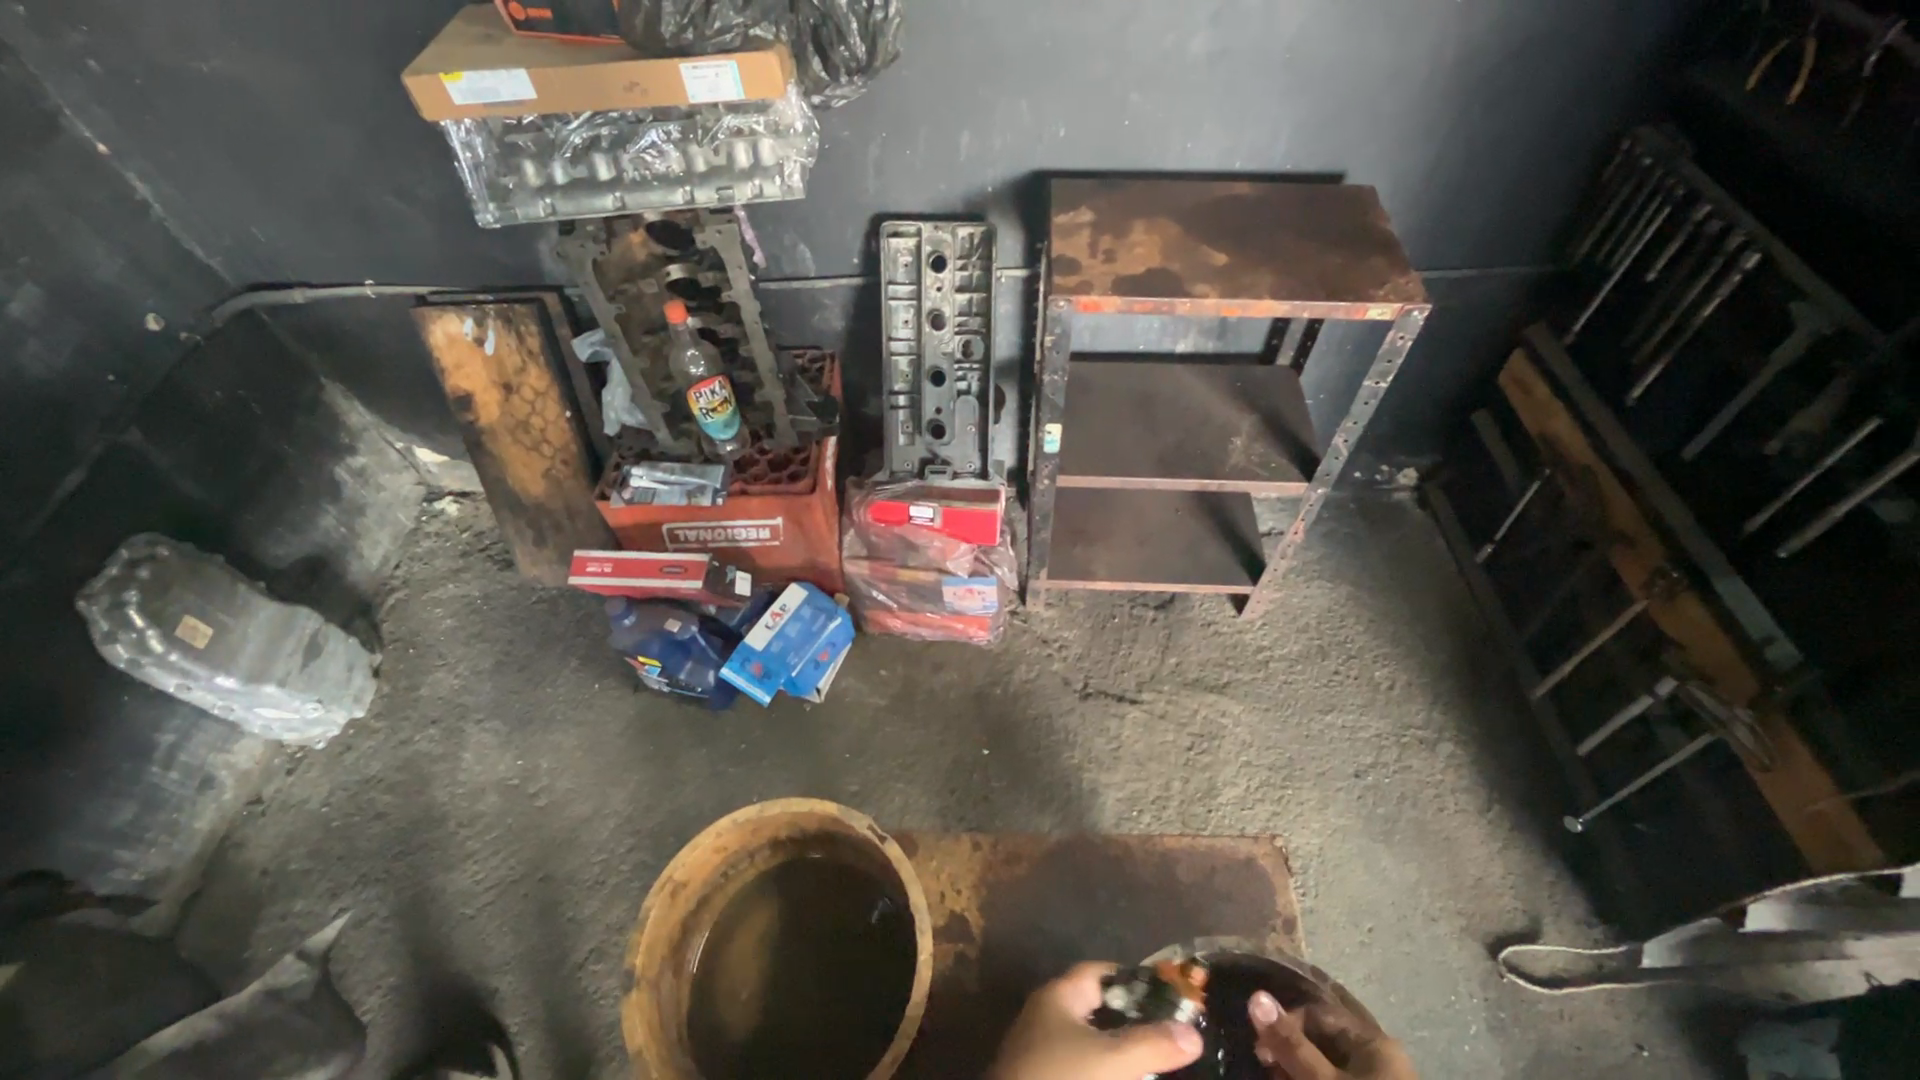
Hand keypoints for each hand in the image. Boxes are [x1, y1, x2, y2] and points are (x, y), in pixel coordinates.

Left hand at [989, 962, 1204, 1079]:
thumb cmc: (1059, 1078)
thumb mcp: (1111, 1062)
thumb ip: (1152, 1045)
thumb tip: (1193, 1033)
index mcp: (1058, 998)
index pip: (1099, 973)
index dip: (1133, 980)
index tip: (1169, 996)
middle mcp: (1047, 1019)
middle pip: (1096, 1009)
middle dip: (1131, 1020)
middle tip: (1169, 1033)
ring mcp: (1041, 1053)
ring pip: (1089, 1043)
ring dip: (1119, 1051)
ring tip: (1156, 1063)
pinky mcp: (1041, 1077)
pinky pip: (1080, 1068)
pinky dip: (1103, 1071)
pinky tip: (1124, 1078)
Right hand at [1247, 989, 1416, 1079]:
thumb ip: (1290, 1044)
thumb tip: (1256, 996)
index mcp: (1373, 1043)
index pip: (1317, 1013)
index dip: (1285, 1026)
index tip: (1261, 1054)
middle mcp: (1379, 1059)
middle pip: (1322, 1040)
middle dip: (1291, 1054)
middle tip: (1271, 1075)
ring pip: (1328, 1067)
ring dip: (1299, 1073)